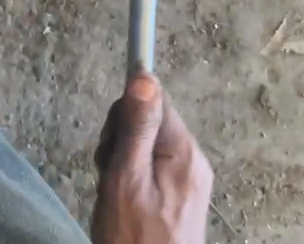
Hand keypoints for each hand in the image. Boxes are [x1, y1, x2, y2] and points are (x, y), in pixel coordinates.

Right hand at [90, 73, 213, 243]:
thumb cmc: (132, 238)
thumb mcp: (125, 178)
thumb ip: (136, 127)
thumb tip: (144, 75)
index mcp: (183, 151)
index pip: (154, 98)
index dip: (125, 114)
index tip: (112, 143)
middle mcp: (194, 159)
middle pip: (150, 119)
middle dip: (121, 139)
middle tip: (110, 174)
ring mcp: (190, 179)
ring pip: (148, 143)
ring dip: (124, 159)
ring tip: (116, 192)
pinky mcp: (183, 195)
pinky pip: (153, 166)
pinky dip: (133, 176)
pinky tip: (125, 201)